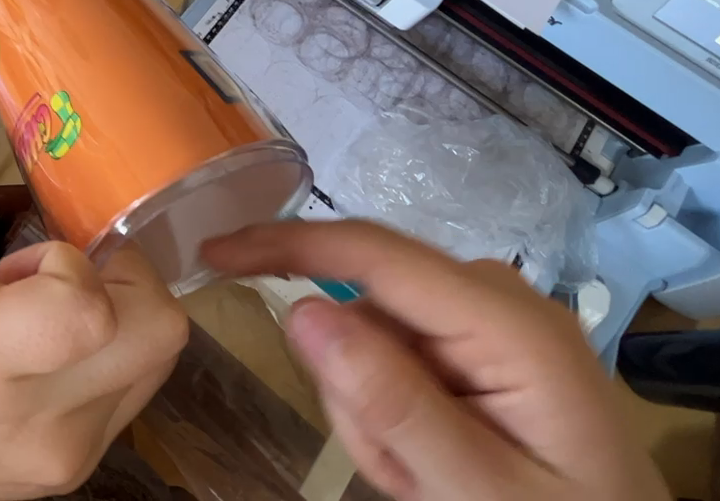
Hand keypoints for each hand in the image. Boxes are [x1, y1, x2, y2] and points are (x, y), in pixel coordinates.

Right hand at [202, 220, 668, 500]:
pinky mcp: (470, 335)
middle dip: (352, 381)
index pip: (371, 252)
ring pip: (366, 330)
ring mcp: (482, 314)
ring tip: (419, 478)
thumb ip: (394, 406)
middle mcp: (493, 295)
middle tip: (396, 471)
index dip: (283, 243)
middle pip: (363, 299)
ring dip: (367, 405)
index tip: (211, 254)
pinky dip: (384, 407)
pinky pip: (386, 350)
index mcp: (508, 321)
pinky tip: (427, 457)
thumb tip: (302, 308)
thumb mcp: (478, 497)